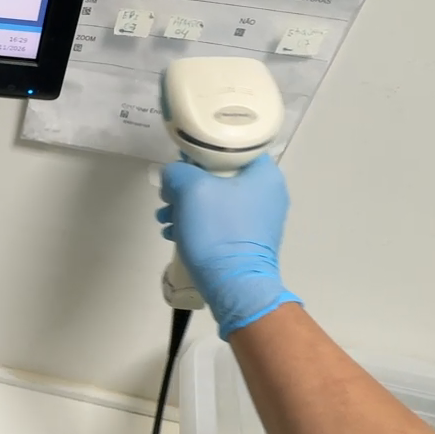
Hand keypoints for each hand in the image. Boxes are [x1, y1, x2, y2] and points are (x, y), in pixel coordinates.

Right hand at [156, 154, 300, 337]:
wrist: (234, 284)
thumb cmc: (217, 230)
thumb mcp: (190, 189)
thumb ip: (178, 172)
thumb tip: (174, 176)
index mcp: (264, 174)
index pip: (232, 148)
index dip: (201, 153)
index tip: (180, 165)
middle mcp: (268, 193)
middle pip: (220, 176)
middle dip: (188, 186)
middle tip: (168, 198)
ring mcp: (260, 219)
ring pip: (216, 201)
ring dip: (187, 207)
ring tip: (166, 220)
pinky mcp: (249, 240)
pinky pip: (220, 222)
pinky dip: (198, 224)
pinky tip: (176, 234)